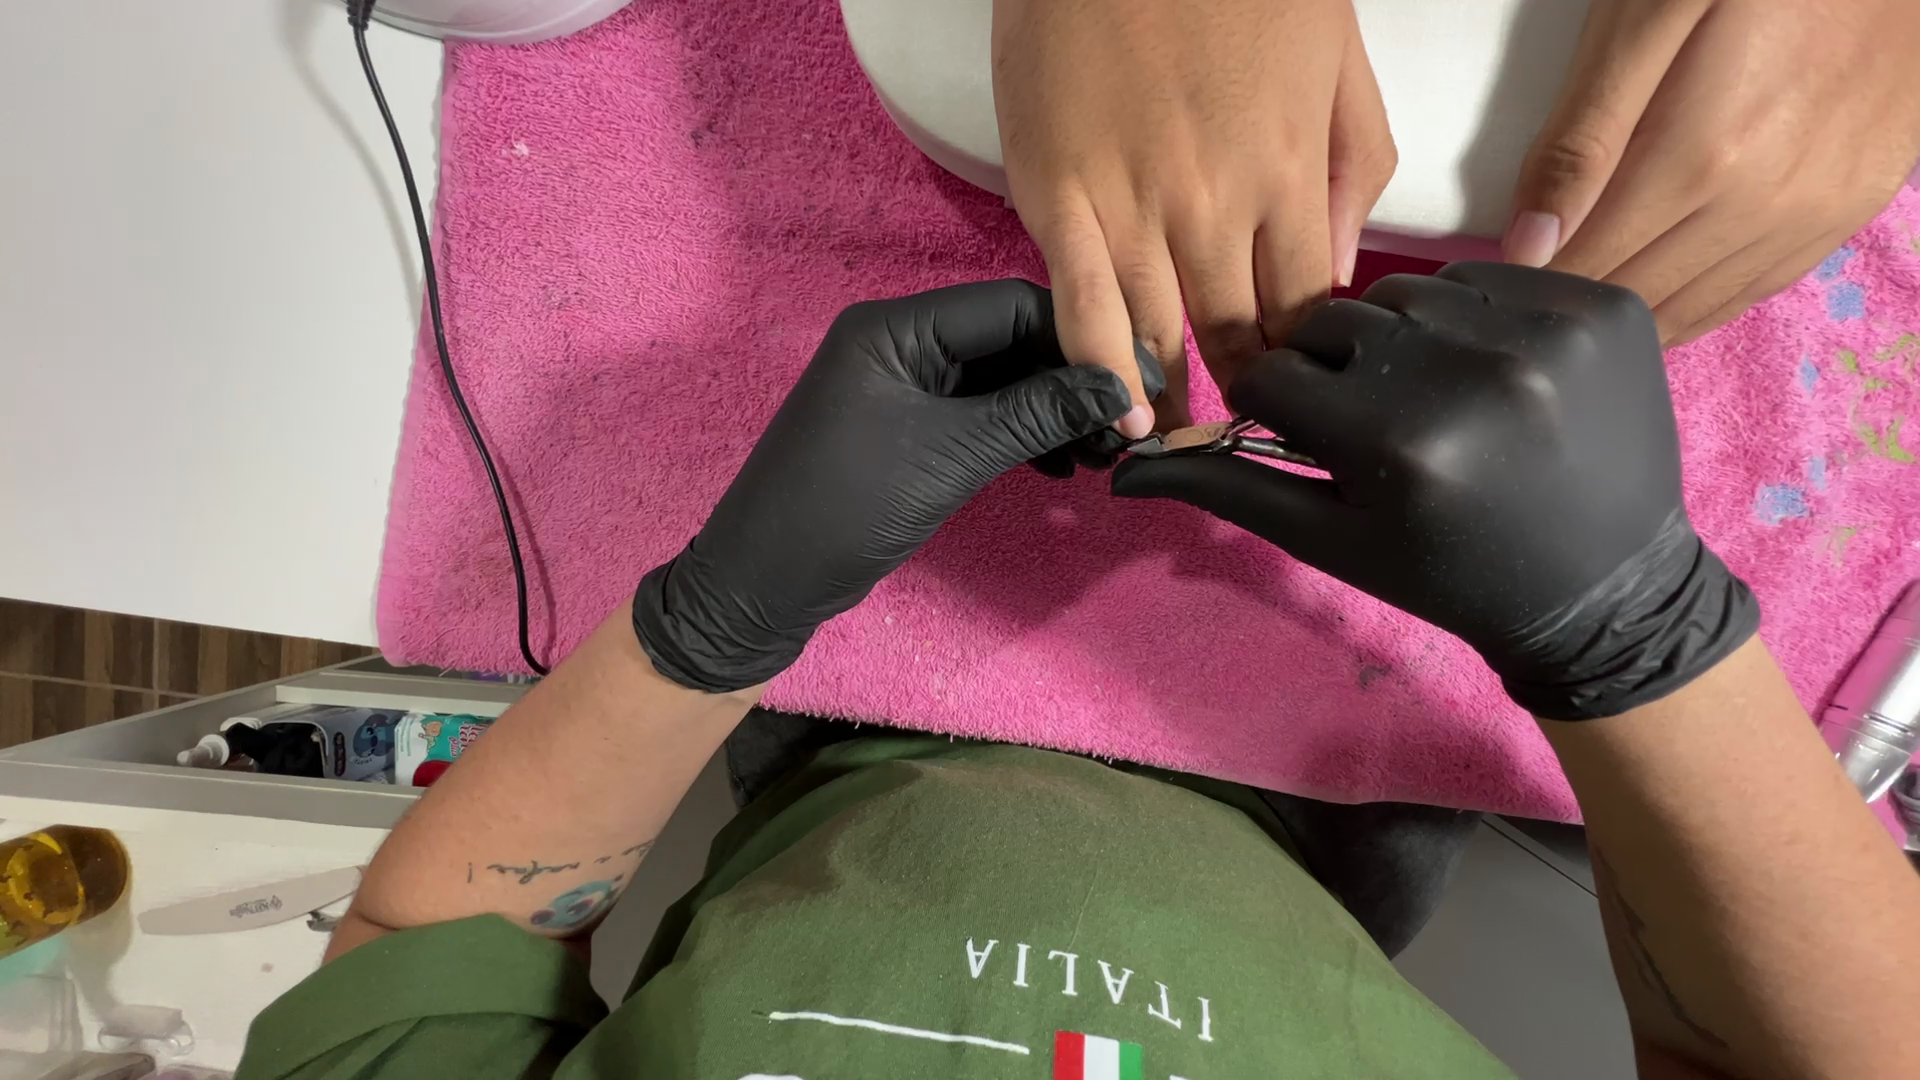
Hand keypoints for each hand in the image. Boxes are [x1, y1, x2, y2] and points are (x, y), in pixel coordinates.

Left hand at [633, 280, 1129, 692]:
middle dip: (1069, 383)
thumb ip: (1035, 414)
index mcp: (897, 326)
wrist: (769, 580)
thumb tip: (1121, 390)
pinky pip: (979, 419)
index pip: (1009, 307)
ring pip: (999, 385)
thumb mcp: (949, 455)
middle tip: (1128, 425)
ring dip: (1050, 415)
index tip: (1139, 383)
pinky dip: (1020, 438)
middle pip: (1008, 344)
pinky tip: (1060, 466)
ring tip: (1102, 453)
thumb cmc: (849, 505)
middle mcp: (903, 344)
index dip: (1080, 343)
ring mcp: (907, 389)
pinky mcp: (912, 431)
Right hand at [992, 0, 1395, 432]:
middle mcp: (1214, 207)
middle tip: (1234, 435)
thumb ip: (1352, 157)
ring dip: (1170, 403)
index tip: (1294, 401)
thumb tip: (1345, 262)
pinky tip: (1113, 416)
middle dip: (1241, 396)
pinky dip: (1099, 372)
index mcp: (1287, 168)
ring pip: (1159, 339)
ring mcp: (1132, 211)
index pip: (1306, 305)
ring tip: (1172, 444)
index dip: (1303, 367)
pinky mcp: (1061, 205)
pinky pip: (1081, 311)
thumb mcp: (1331, 45)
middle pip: (1236, 336)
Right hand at [1112, 263, 1758, 718]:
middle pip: (1329, 322)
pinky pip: (1480, 278)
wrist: (1597, 588)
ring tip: (1411, 390)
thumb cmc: (1436, 573)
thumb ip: (1225, 488)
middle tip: (1352, 414)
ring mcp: (1546, 330)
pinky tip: (1472, 368)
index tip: (1294, 432)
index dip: (1264, 405)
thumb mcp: (1322, 539)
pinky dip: (1457, 317)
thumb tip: (1124, 472)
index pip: (1269, 376)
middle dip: (1320, 367)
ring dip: (1385, 337)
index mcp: (1394, 442)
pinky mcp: (1602, 304)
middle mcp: (1471, 372)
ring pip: (1401, 291)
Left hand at [1504, 0, 1919, 343]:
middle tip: (1537, 282)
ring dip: (1624, 312)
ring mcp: (1818, 208)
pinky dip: (1687, 306)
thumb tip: (1527, 249)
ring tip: (1587, 284)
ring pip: (1684, 312)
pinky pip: (1746, 293)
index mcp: (1700, 162)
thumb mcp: (1635, 34)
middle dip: (1570, 300)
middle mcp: (1765, 201)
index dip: (1531, 286)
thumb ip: (1576, 146)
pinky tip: (1649, 294)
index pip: (1581, 272)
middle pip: (1627, 301)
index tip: (1501, 280)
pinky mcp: (1851, 205)